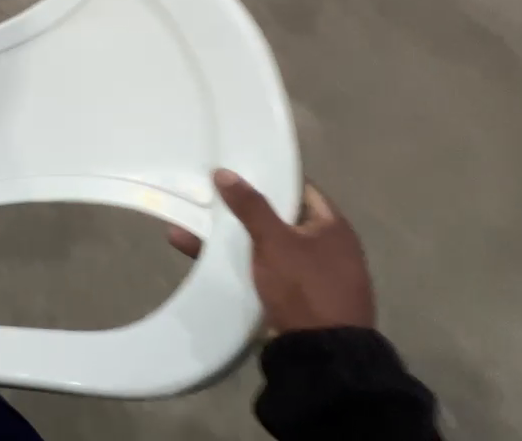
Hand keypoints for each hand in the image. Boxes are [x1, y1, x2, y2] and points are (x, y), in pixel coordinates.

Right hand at [169, 169, 376, 333]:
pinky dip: (228, 257)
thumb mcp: (275, 241)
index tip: (235, 166)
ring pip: (260, 241)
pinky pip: (254, 265)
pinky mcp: (289, 293)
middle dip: (240, 205)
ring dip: (227, 233)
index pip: (299, 189)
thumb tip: (224, 172)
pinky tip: (189, 248)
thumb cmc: (306, 287)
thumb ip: (250, 206)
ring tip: (188, 219)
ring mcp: (306, 271)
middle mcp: (324, 247)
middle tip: (207, 190)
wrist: (322, 354)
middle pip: (276, 215)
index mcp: (333, 228)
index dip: (269, 176)